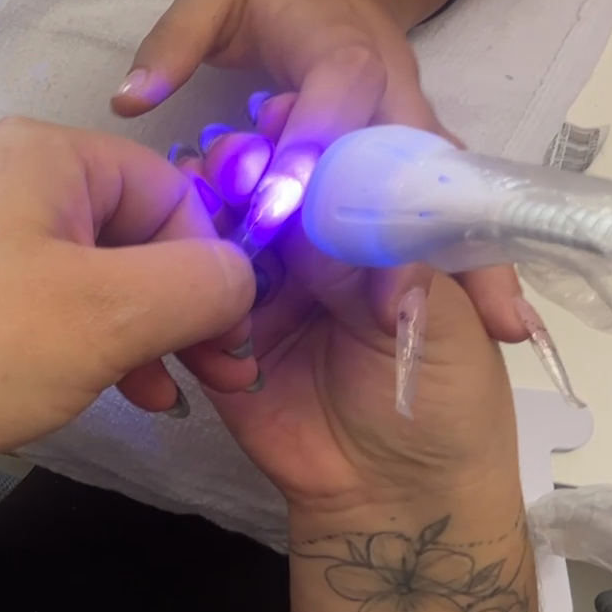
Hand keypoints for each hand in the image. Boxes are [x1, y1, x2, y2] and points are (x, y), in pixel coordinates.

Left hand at [0, 119, 263, 472]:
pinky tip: (110, 388)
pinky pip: (47, 300)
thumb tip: (238, 277)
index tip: (232, 344)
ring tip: (164, 395)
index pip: (170, 192)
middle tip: (219, 376)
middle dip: (179, 309)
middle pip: (131, 234)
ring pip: (92, 275)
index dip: (211, 267)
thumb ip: (205, 283)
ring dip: (139, 334)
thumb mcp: (114, 314)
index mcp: (46, 155)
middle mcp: (9, 176)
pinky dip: (86, 341)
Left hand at [117, 0, 531, 342]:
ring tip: (493, 329)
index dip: (309, 154)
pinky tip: (504, 322)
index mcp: (344, 52)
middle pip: (408, 161)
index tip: (274, 215)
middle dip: (404, 229)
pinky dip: (477, 264)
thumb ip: (175, 43)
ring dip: (467, 259)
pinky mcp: (417, 165)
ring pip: (443, 197)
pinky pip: (446, 216)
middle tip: (394, 306)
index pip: (333, 100)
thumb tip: (129, 100)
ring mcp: (415, 132)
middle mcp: (395, 95)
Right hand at [172, 141, 521, 513]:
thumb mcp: (441, 331)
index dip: (315, 140)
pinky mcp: (218, 335)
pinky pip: (192, 295)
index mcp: (376, 241)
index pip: (343, 173)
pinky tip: (169, 251)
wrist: (381, 495)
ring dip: (205, 208)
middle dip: (249, 168)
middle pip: (273, 194)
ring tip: (191, 193)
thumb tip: (350, 211)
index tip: (285, 116)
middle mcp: (315, 258)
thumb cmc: (440, 408)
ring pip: (225, 235)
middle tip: (230, 162)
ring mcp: (261, 294)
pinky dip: (178, 269)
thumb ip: (402, 270)